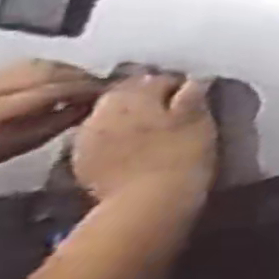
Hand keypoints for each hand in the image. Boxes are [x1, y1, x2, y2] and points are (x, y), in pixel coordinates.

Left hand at [0, 60, 103, 173]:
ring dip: (67, 69)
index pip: (58, 89)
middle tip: (103, 85)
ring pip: (37, 64)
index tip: (115, 92)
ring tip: (83, 81)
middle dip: (83, 75)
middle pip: (49, 70)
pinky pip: (22, 66)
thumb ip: (58, 122)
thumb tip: (92, 106)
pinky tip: (55, 79)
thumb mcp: (18, 145)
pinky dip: (47, 69)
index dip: (92, 88)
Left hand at [72, 72, 216, 209]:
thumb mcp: (199, 118)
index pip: (158, 77)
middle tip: (171, 106)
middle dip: (145, 95)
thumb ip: (194, 94)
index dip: (179, 83)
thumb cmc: (183, 154)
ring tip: (151, 124)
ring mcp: (86, 138)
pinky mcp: (80, 161)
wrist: (148, 201)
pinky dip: (114, 135)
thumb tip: (197, 78)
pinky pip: (97, 136)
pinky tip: (130, 145)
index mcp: (134, 96)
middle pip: (124, 92)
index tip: (195, 93)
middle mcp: (103, 111)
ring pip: (107, 114)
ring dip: (127, 114)